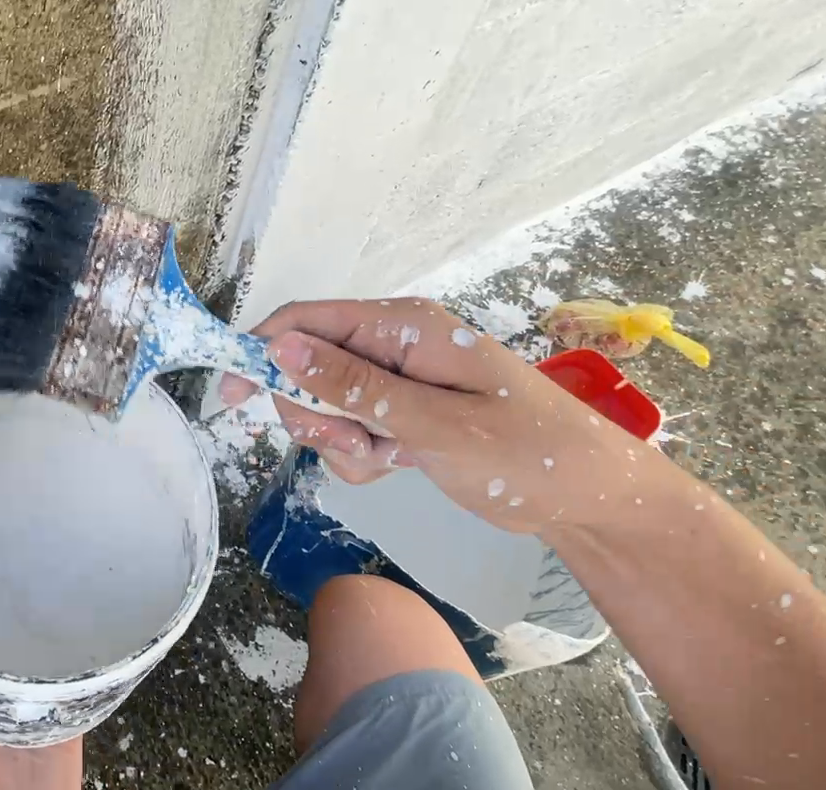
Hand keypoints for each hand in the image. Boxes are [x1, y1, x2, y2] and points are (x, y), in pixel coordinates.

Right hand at [221, 298, 666, 534]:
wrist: (594, 504)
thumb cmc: (529, 455)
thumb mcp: (435, 423)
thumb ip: (354, 384)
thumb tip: (280, 346)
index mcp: (402, 327)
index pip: (306, 321)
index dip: (260, 350)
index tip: (231, 396)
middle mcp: (390, 346)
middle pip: (304, 366)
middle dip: (313, 411)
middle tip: (349, 443)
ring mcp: (393, 381)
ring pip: (320, 403)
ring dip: (336, 438)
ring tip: (384, 459)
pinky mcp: (397, 414)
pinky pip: (345, 430)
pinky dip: (355, 455)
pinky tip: (394, 466)